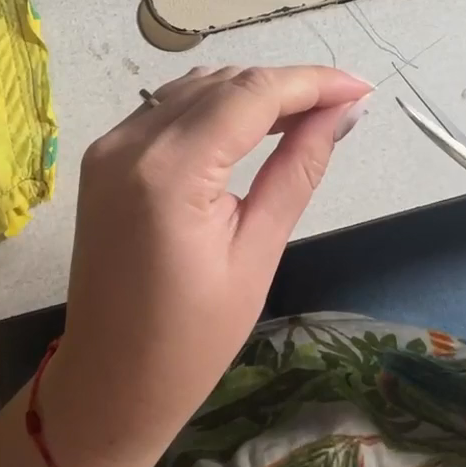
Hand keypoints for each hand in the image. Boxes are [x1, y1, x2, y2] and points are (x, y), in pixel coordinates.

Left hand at [38, 65, 370, 466]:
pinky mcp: (105, 154)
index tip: (360, 88)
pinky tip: (249, 125)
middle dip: (286, 85)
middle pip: (223, 83)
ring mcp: (111, 144)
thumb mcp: (257, 255)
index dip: (311, 82)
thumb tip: (340, 113)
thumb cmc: (190, 342)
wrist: (106, 384)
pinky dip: (214, 106)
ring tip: (304, 116)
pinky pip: (168, 106)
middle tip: (341, 107)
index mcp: (169, 172)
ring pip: (195, 87)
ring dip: (250, 91)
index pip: (250, 95)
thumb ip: (297, 170)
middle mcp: (131, 141)